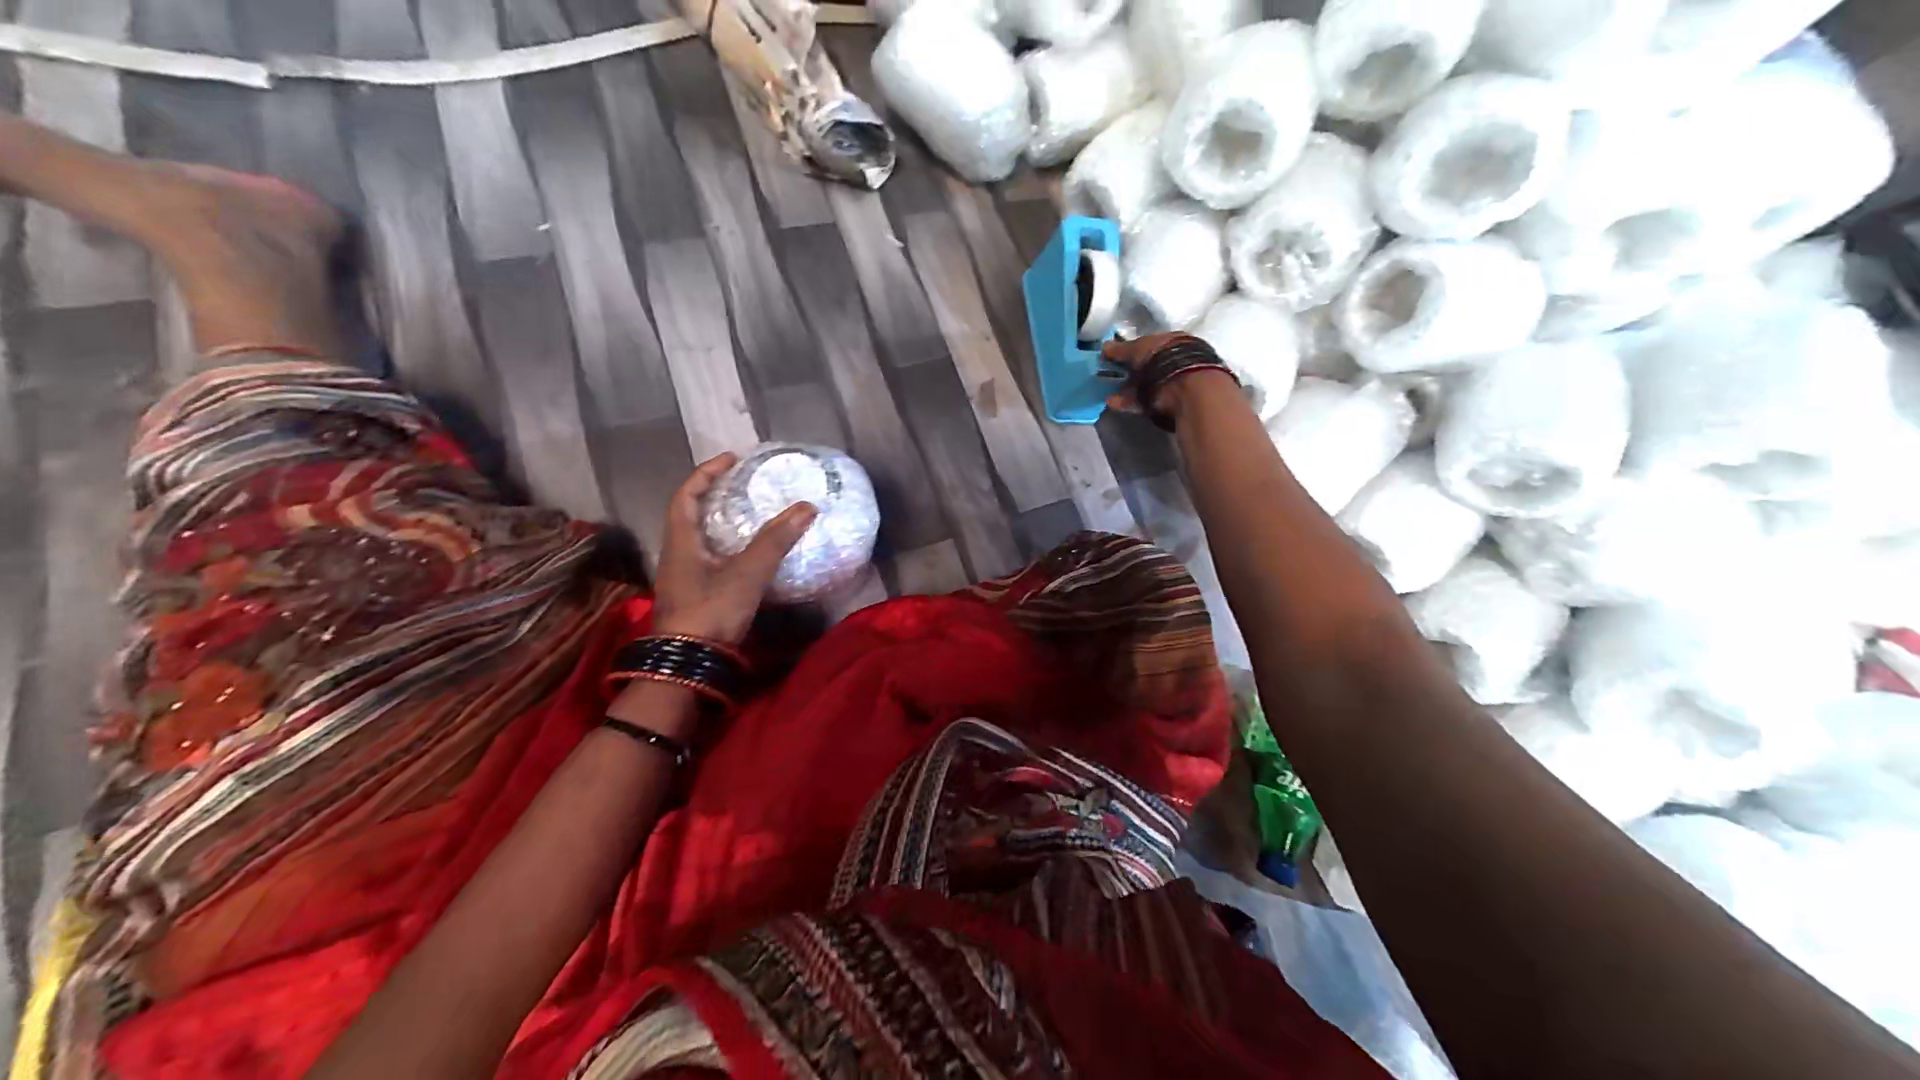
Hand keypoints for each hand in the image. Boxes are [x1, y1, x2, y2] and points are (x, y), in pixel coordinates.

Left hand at [650, 453, 816, 644]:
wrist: (687, 662)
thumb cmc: (711, 610)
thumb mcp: (747, 573)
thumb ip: (776, 540)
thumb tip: (807, 507)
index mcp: (681, 540)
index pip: (686, 494)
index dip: (706, 473)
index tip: (731, 459)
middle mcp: (676, 553)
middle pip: (688, 513)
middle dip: (712, 494)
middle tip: (741, 484)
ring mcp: (681, 576)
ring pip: (697, 536)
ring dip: (718, 520)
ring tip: (746, 513)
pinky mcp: (692, 594)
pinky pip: (706, 556)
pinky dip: (724, 544)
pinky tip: (745, 552)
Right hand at [1101, 332, 1224, 416]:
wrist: (1185, 389)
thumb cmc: (1163, 358)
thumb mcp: (1138, 348)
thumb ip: (1121, 349)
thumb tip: (1105, 347)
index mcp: (1173, 341)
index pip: (1149, 345)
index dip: (1130, 351)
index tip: (1114, 359)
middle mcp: (1176, 360)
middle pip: (1147, 367)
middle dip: (1128, 374)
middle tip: (1110, 378)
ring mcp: (1174, 383)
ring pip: (1145, 386)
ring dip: (1126, 391)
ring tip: (1109, 396)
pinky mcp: (1170, 403)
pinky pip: (1145, 402)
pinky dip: (1130, 403)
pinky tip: (1115, 404)